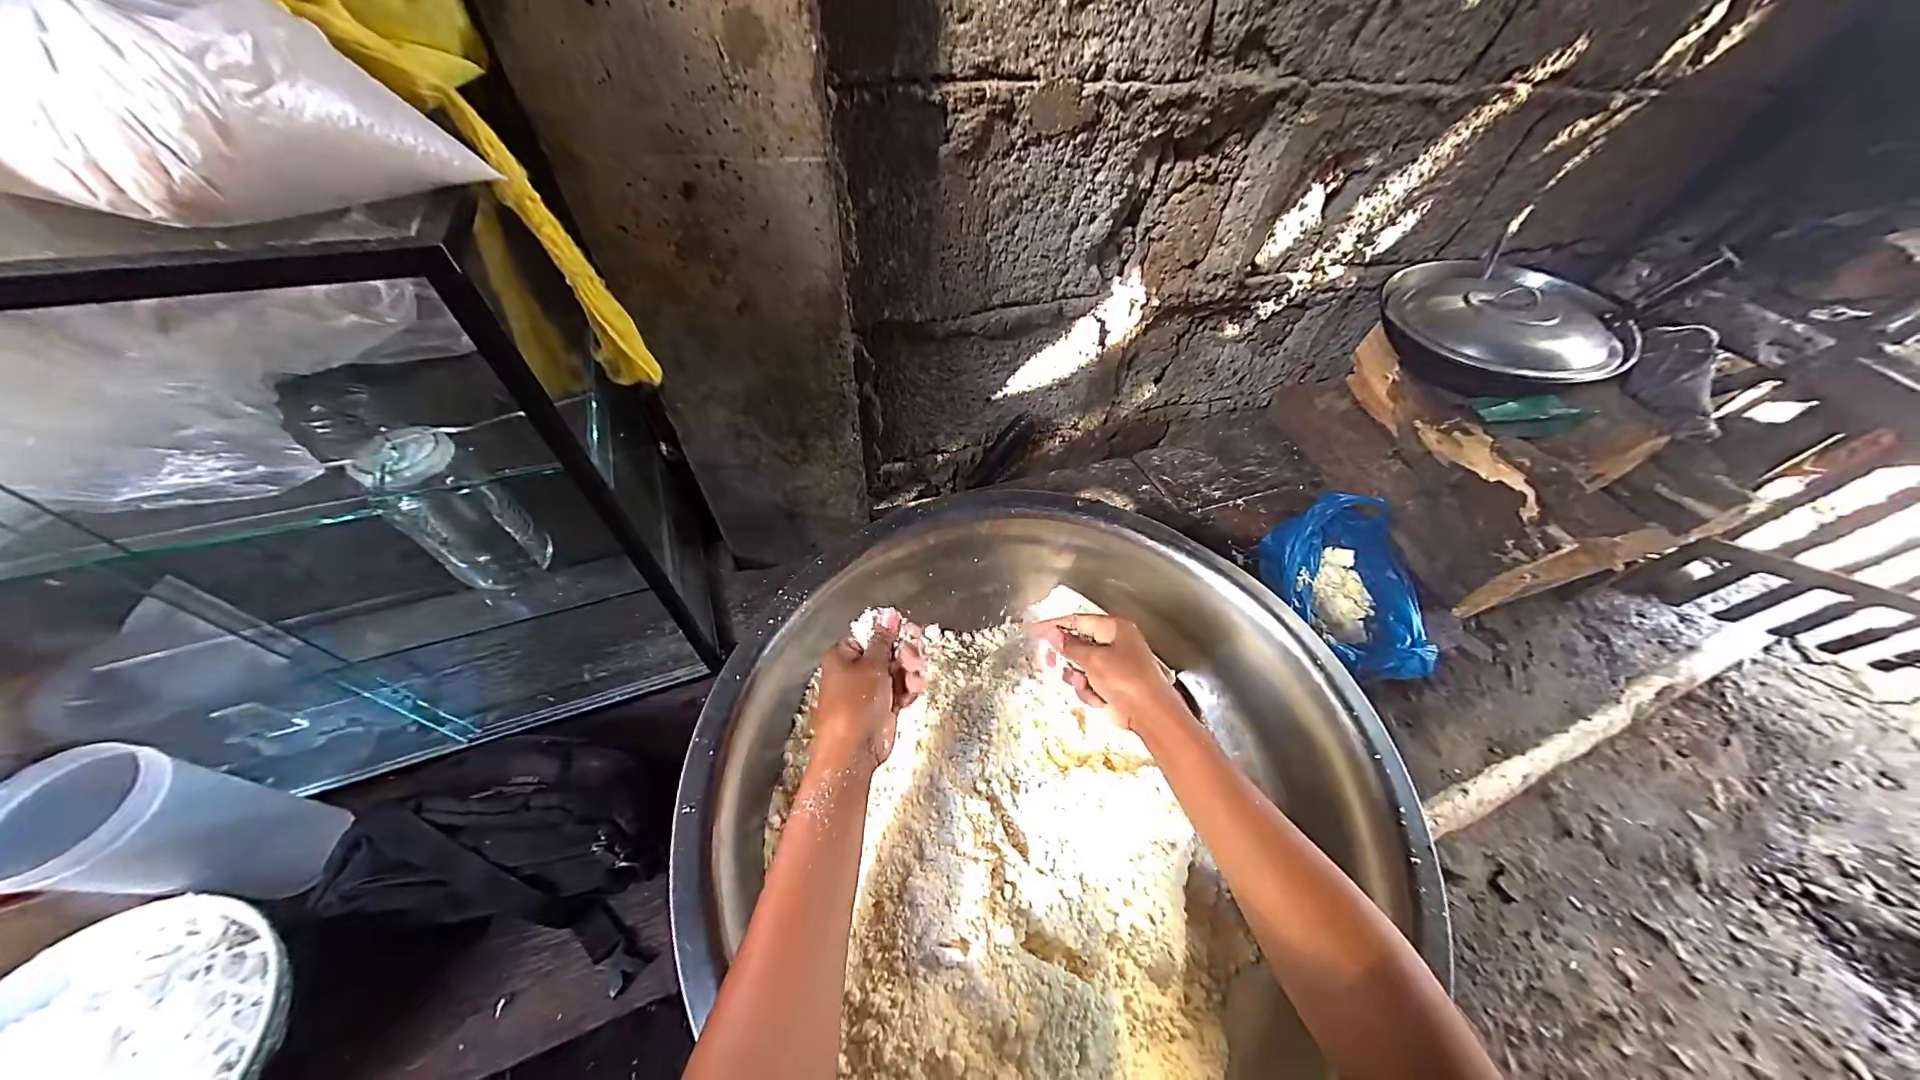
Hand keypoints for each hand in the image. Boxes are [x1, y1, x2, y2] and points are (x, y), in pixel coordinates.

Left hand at [812, 608, 926, 771]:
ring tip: (913, 682)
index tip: (911, 633)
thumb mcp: (872, 666)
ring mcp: (870, 689)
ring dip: (910, 673)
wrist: (854, 751)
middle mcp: (855, 670)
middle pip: (889, 651)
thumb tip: (889, 614)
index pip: (872, 634)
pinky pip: (901, 689)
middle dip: (906, 655)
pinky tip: (912, 693)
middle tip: (914, 661)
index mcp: (843, 655)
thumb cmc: (855, 705)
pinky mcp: (883, 706)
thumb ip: (884, 639)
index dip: (893, 632)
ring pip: (898, 670)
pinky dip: (909, 689)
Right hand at [1024, 614, 1188, 732]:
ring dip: (1079, 677)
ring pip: (1082, 666)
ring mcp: (1116, 664)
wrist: (1149, 714)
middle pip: (1079, 644)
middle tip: (1050, 661)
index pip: (1077, 621)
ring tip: (1085, 684)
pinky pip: (1091, 682)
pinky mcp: (1114, 684)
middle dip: (1066, 656)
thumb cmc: (1128, 681)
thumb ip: (1069, 646)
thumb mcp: (1092, 660)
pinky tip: (1098, 697)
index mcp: (1115, 628)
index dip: (1054, 625)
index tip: (1034, 629)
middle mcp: (1117, 643)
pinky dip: (1090, 690)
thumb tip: (1053, 635)